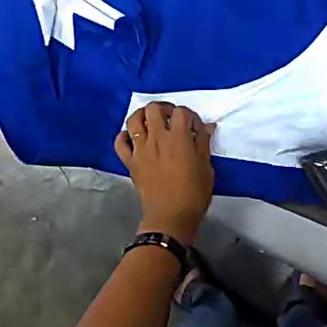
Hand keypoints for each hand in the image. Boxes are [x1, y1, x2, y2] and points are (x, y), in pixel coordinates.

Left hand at [114, 102, 215, 243]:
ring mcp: (140, 149)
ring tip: (152, 122)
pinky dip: (124, 136)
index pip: (181, 112)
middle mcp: (157, 138)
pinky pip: (120, 142)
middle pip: (153, 109)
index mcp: (178, 138)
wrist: (170, 217)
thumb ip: (203, 144)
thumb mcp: (206, 168)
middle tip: (172, 118)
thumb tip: (206, 127)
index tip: (195, 127)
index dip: (189, 115)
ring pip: (134, 120)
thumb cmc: (193, 194)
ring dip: (143, 116)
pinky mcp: (130, 162)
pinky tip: (133, 138)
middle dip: (164, 109)